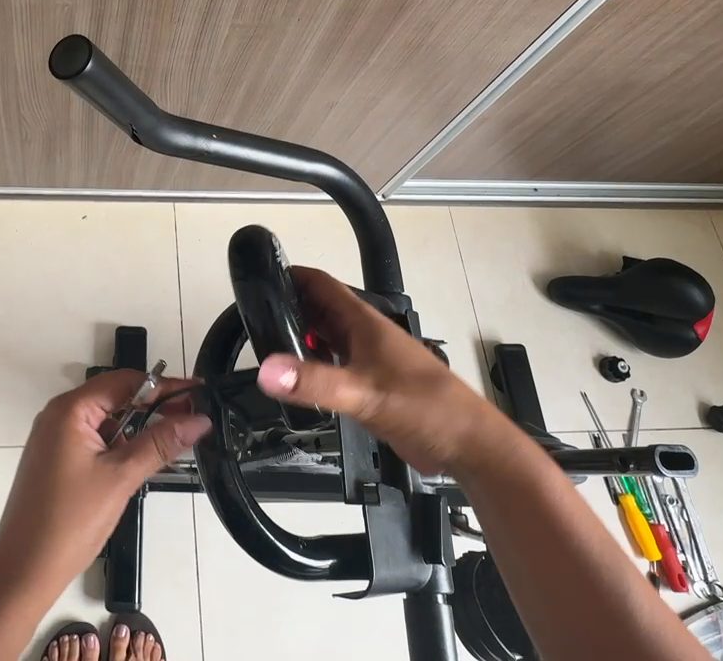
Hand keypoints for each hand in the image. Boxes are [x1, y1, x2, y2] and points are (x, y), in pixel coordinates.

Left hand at [0, 369, 211, 587]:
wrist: (23, 572)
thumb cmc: (69, 522)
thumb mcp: (120, 478)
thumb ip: (160, 443)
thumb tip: (199, 420)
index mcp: (69, 410)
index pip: (125, 381)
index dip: (164, 387)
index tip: (198, 395)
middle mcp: (58, 415)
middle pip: (115, 397)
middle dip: (154, 407)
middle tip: (193, 420)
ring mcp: (54, 438)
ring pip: (106, 420)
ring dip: (138, 428)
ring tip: (173, 440)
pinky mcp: (55, 460)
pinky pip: (94, 439)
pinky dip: (119, 445)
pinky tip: (141, 459)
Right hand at [255, 266, 501, 474]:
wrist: (466, 445)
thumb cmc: (426, 408)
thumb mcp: (363, 393)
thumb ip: (314, 382)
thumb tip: (267, 370)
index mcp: (363, 322)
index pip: (320, 283)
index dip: (290, 276)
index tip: (257, 280)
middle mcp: (364, 335)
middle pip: (319, 309)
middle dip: (288, 309)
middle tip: (255, 319)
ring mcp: (368, 360)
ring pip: (327, 338)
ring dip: (301, 338)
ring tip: (269, 348)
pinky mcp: (371, 385)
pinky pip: (335, 366)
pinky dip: (314, 367)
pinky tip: (299, 382)